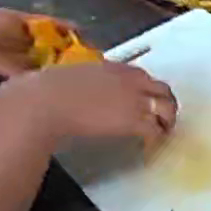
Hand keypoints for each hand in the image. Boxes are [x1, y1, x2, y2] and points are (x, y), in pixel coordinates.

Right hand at [0, 61, 177, 149]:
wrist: (43, 104)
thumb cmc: (45, 89)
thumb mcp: (73, 73)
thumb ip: (91, 78)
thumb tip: (92, 89)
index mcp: (113, 67)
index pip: (143, 76)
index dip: (148, 89)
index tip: (146, 99)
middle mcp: (129, 81)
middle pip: (163, 90)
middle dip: (166, 103)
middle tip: (163, 117)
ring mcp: (135, 101)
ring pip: (167, 109)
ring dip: (167, 121)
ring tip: (162, 131)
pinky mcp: (135, 121)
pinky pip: (156, 131)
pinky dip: (157, 138)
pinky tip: (151, 144)